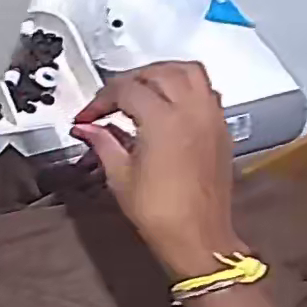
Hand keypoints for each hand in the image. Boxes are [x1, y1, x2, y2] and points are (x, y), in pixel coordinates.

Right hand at [69, 61, 244, 274]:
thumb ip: (103, 143)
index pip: (126, 90)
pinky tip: (166, 104)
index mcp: (163, 120)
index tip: (86, 117)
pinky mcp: (220, 127)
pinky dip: (182, 86)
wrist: (196, 234)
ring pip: (187, 72)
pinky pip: (204, 90)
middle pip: (158, 72)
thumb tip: (86, 129)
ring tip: (138, 91)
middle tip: (107, 101)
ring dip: (160, 74)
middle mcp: (192, 110)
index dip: (100, 100)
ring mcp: (211, 116)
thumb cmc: (159, 212)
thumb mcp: (120, 176)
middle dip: (128, 81)